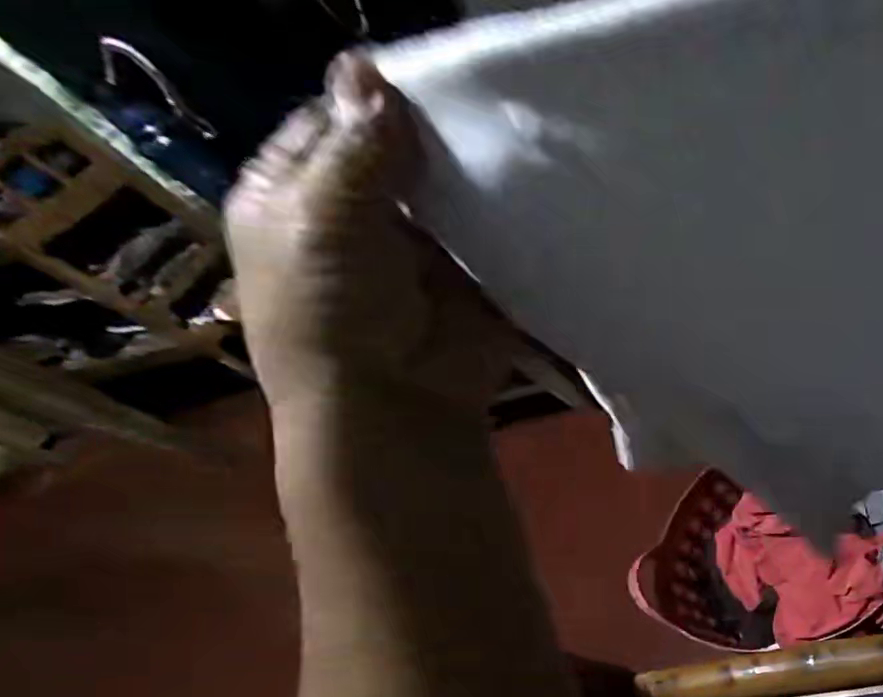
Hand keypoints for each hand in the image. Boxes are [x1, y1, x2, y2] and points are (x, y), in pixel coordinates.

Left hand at [225, 54, 514, 416]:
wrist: (397, 400)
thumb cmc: (332, 308)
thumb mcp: (323, 219)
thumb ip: (355, 152)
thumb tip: (370, 70)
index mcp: (303, 192)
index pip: (338, 123)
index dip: (377, 103)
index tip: (433, 83)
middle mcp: (366, 216)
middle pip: (406, 158)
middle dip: (442, 141)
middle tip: (489, 113)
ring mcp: (430, 252)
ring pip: (458, 199)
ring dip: (483, 182)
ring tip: (521, 148)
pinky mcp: (482, 283)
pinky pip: (500, 244)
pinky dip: (517, 226)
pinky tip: (539, 200)